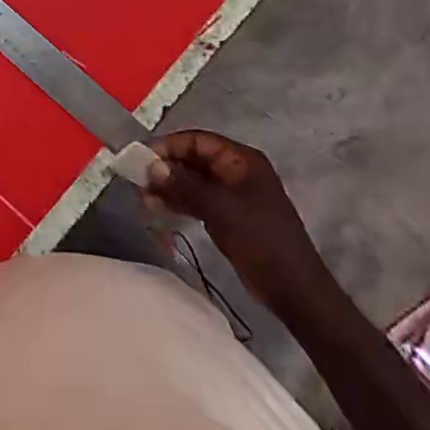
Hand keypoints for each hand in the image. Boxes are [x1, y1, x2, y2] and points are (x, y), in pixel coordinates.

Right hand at [143, 130, 330, 309]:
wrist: (293, 289)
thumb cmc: (262, 241)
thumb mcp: (222, 210)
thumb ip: (186, 186)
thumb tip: (152, 167)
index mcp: (241, 160)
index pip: (198, 141)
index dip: (169, 146)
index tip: (142, 159)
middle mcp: (235, 172)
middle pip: (192, 159)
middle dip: (165, 167)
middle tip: (137, 180)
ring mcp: (230, 195)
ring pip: (191, 181)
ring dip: (167, 186)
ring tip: (141, 196)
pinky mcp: (225, 215)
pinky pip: (195, 200)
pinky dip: (176, 202)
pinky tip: (155, 207)